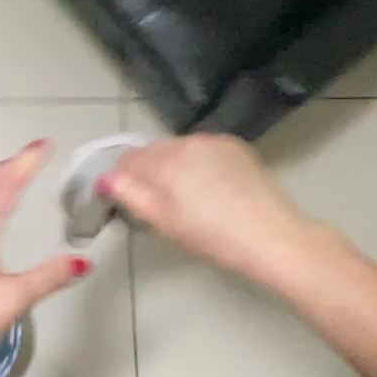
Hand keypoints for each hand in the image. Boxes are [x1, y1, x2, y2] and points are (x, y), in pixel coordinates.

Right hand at [99, 134, 320, 281]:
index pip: (127, 159)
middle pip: (154, 151)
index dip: (125, 180)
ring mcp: (214, 141)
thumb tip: (106, 178)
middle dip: (152, 172)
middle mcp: (187, 142)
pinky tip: (215, 189)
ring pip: (180, 149)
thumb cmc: (211, 236)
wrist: (270, 236)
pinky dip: (201, 164)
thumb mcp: (163, 222)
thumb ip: (130, 195)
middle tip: (167, 206)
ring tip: (194, 199)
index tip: (137, 202)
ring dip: (177, 167)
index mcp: (164, 161)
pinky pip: (205, 150)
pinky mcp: (236, 146)